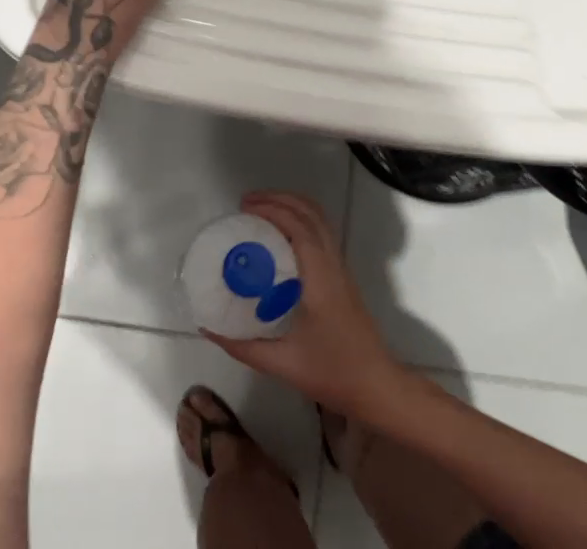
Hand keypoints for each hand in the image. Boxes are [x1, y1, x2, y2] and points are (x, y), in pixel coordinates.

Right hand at [204, 192, 409, 415]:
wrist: (378, 386)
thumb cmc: (333, 373)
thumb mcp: (282, 364)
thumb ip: (242, 346)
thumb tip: (208, 328)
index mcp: (321, 280)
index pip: (299, 228)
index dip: (272, 210)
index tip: (244, 208)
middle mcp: (334, 266)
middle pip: (312, 215)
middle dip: (280, 200)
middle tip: (247, 204)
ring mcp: (342, 271)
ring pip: (321, 223)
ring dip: (293, 208)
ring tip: (261, 212)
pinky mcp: (343, 280)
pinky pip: (323, 237)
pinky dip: (302, 224)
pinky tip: (280, 240)